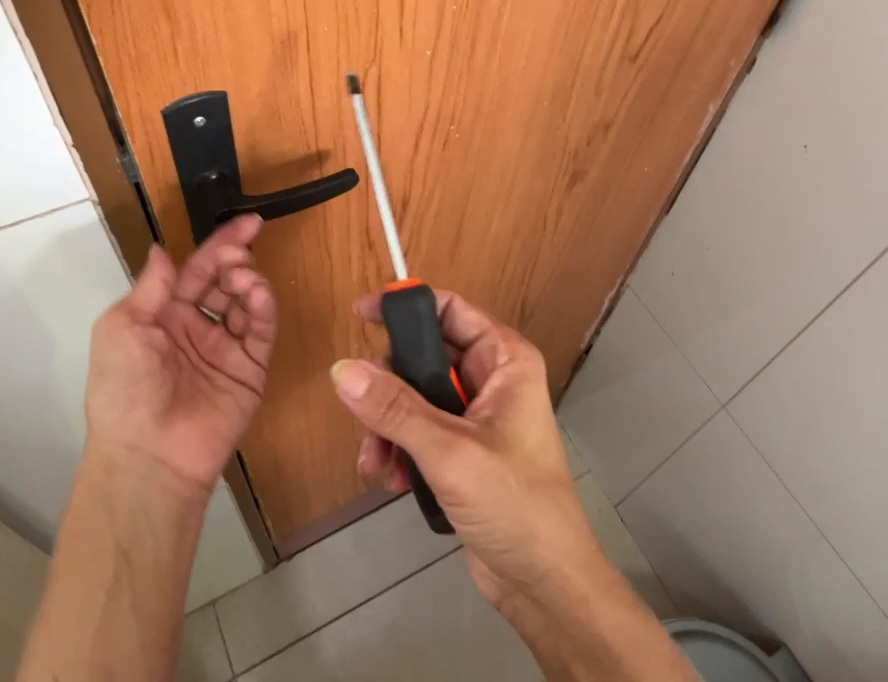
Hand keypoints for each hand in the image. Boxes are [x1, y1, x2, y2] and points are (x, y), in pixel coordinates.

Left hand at [83, 215, 273, 498]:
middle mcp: (195, 327)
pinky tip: (258, 295)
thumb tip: (163, 249)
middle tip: (243, 252)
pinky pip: (260, 331)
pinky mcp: (249, 369)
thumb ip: (151, 287)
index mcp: (162, 315)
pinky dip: (264, 308)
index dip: (219, 246)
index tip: (247, 224)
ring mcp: (224, 348)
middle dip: (236, 260)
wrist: (148, 454)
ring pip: (245, 302)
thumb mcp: (122, 328)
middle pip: (223, 282)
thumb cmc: (124, 389)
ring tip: (245, 279)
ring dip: (249, 282)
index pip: (195, 271)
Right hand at [330, 294, 696, 680]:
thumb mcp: (450, 451)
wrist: (544, 582)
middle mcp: (490, 380)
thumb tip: (343, 369)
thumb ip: (395, 409)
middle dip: (388, 388)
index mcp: (504, 361)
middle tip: (366, 416)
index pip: (450, 310)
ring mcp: (475, 418)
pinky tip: (393, 481)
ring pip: (412, 398)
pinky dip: (399, 451)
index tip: (361, 314)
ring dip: (388, 428)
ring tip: (379, 464)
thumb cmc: (515, 504)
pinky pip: (417, 433)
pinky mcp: (461, 453)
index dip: (406, 306)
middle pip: (422, 357)